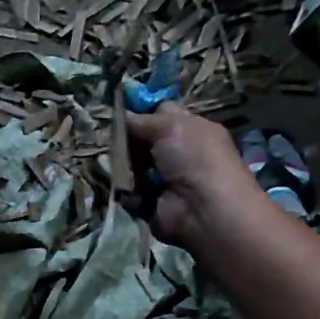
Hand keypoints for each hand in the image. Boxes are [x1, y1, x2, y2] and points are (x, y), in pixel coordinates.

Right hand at [127, 102, 266, 247]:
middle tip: (116, 138)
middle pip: (144, 139)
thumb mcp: (170, 125)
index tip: (120, 109)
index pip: (163, 113)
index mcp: (192, 129)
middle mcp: (180, 153)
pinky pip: (130, 190)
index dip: (143, 110)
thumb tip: (122, 114)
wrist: (203, 209)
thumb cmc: (195, 158)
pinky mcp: (153, 201)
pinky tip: (123, 184)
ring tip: (120, 162)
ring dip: (125, 163)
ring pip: (134, 164)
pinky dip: (125, 188)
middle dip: (129, 138)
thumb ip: (143, 120)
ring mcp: (166, 179)